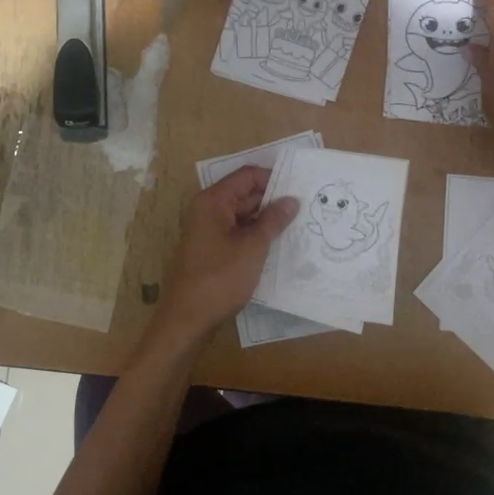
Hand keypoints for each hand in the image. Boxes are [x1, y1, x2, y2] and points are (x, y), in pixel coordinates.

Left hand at [153, 166, 298, 344]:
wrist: (187, 319)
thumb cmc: (219, 278)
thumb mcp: (253, 247)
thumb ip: (273, 220)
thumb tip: (291, 200)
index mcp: (213, 201)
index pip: (247, 176)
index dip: (274, 179)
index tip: (301, 189)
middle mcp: (207, 210)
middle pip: (244, 194)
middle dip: (273, 200)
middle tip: (306, 208)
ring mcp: (208, 231)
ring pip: (242, 215)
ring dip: (266, 220)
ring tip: (298, 225)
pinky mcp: (211, 250)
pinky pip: (236, 233)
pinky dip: (255, 235)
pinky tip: (277, 244)